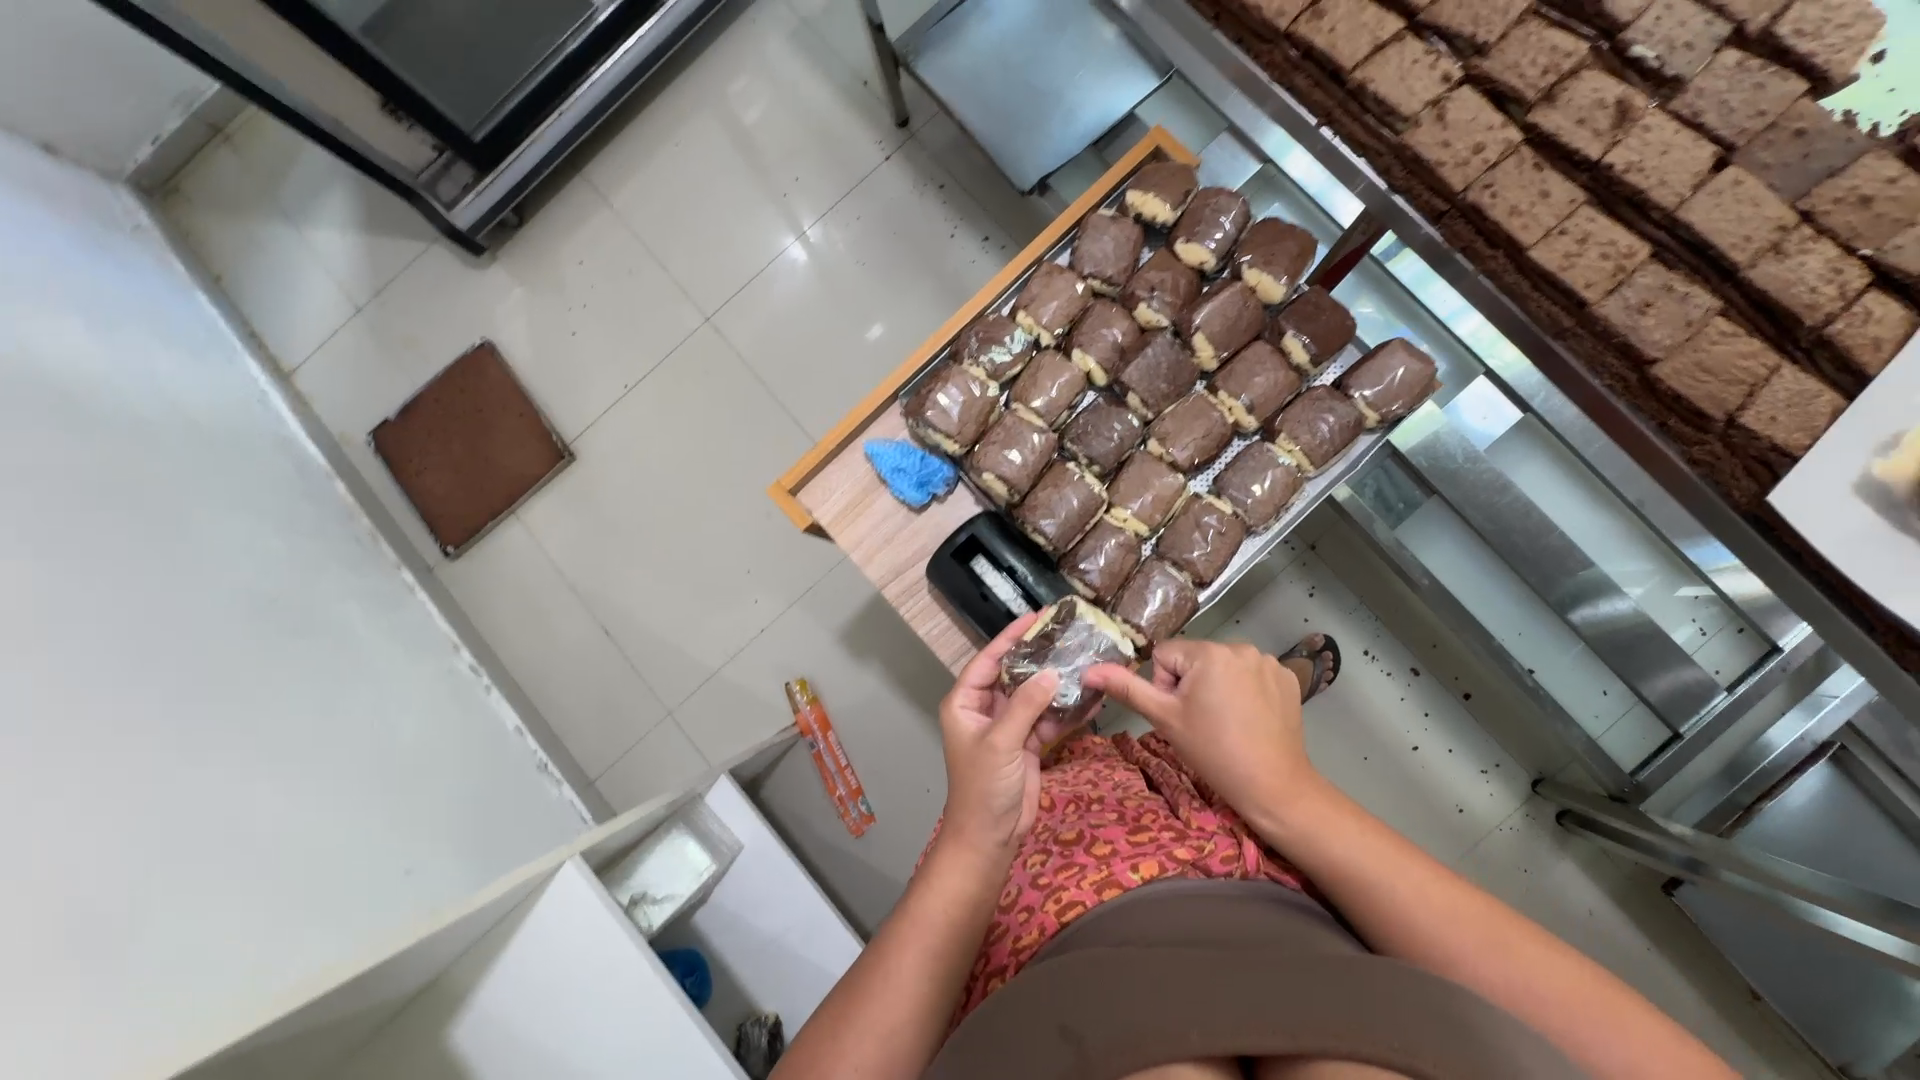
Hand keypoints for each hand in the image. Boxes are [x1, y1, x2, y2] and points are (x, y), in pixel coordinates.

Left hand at [937, 613, 1064, 860]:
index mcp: (964, 703)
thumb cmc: (983, 787)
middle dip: (1039, 658)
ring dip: (1057, 684)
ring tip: (1084, 660)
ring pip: (1034, 696)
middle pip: (1014, 675)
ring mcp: (1007, 727)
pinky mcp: (1027, 745)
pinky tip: (1090, 698)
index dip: (1010, 638)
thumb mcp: (1001, 742)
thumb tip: (1051, 673)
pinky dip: (1066, 712)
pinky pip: (1047, 720)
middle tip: (1067, 635)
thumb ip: (1026, 705)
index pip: (988, 661)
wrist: (990, 837)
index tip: (1035, 618)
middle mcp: (985, 710)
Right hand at [1085, 640, 1326, 825]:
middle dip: (1192, 684)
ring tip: (1227, 721)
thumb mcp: (1164, 718)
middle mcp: (1240, 647)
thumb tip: (1088, 670)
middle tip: (1203, 721)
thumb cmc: (1212, 751)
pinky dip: (1246, 691)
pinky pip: (1251, 674)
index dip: (1165, 686)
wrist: (1272, 784)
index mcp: (1208, 652)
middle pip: (1195, 659)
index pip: (1165, 656)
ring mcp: (1268, 661)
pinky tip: (1250, 718)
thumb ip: (1127, 688)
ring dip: (1218, 686)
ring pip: (1223, 666)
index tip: (1181, 714)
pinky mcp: (1287, 677)